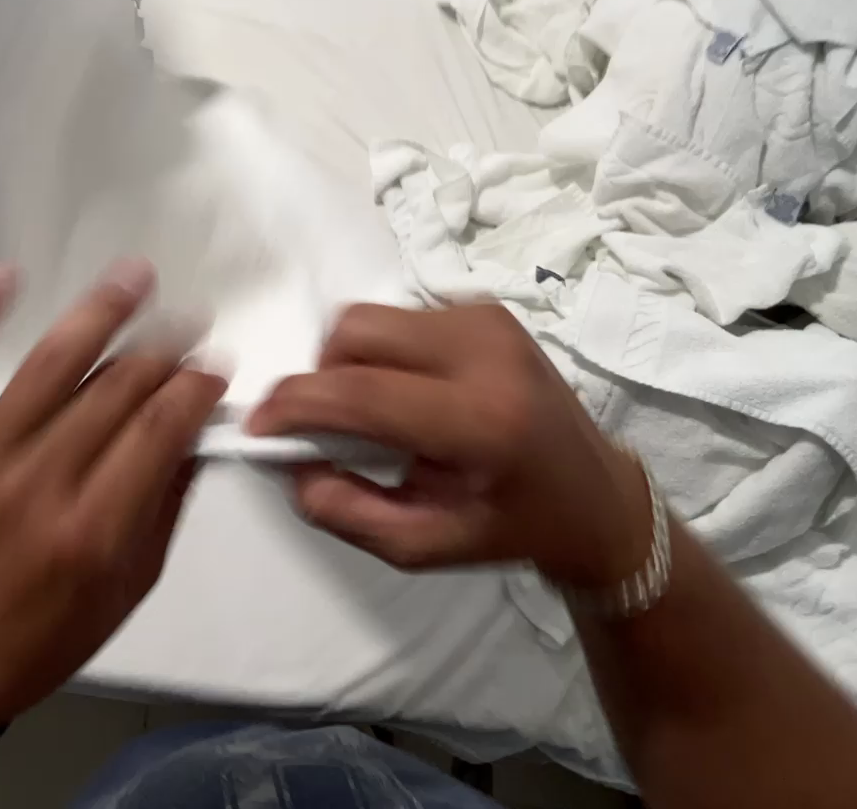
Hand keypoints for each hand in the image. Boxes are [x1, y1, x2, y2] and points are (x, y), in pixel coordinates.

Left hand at [0, 259, 227, 727]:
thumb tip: (195, 430)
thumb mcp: (133, 585)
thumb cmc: (49, 634)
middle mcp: (41, 484)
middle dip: (165, 351)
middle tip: (191, 328)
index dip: (195, 390)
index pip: (159, 431)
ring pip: (50, 368)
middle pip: (116, 392)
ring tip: (137, 277)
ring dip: (100, 314)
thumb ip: (167, 502)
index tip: (215, 372)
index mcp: (94, 530)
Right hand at [247, 303, 651, 586]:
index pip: (362, 393)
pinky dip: (382, 351)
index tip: (260, 426)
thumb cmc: (510, 527)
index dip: (295, 405)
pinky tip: (409, 388)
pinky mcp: (488, 308)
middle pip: (356, 332)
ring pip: (372, 317)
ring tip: (372, 408)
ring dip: (349, 362)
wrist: (596, 493)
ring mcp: (490, 320)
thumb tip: (289, 460)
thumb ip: (344, 510)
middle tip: (327, 422)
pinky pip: (400, 316)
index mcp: (481, 421)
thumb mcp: (422, 546)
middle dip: (320, 375)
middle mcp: (486, 352)